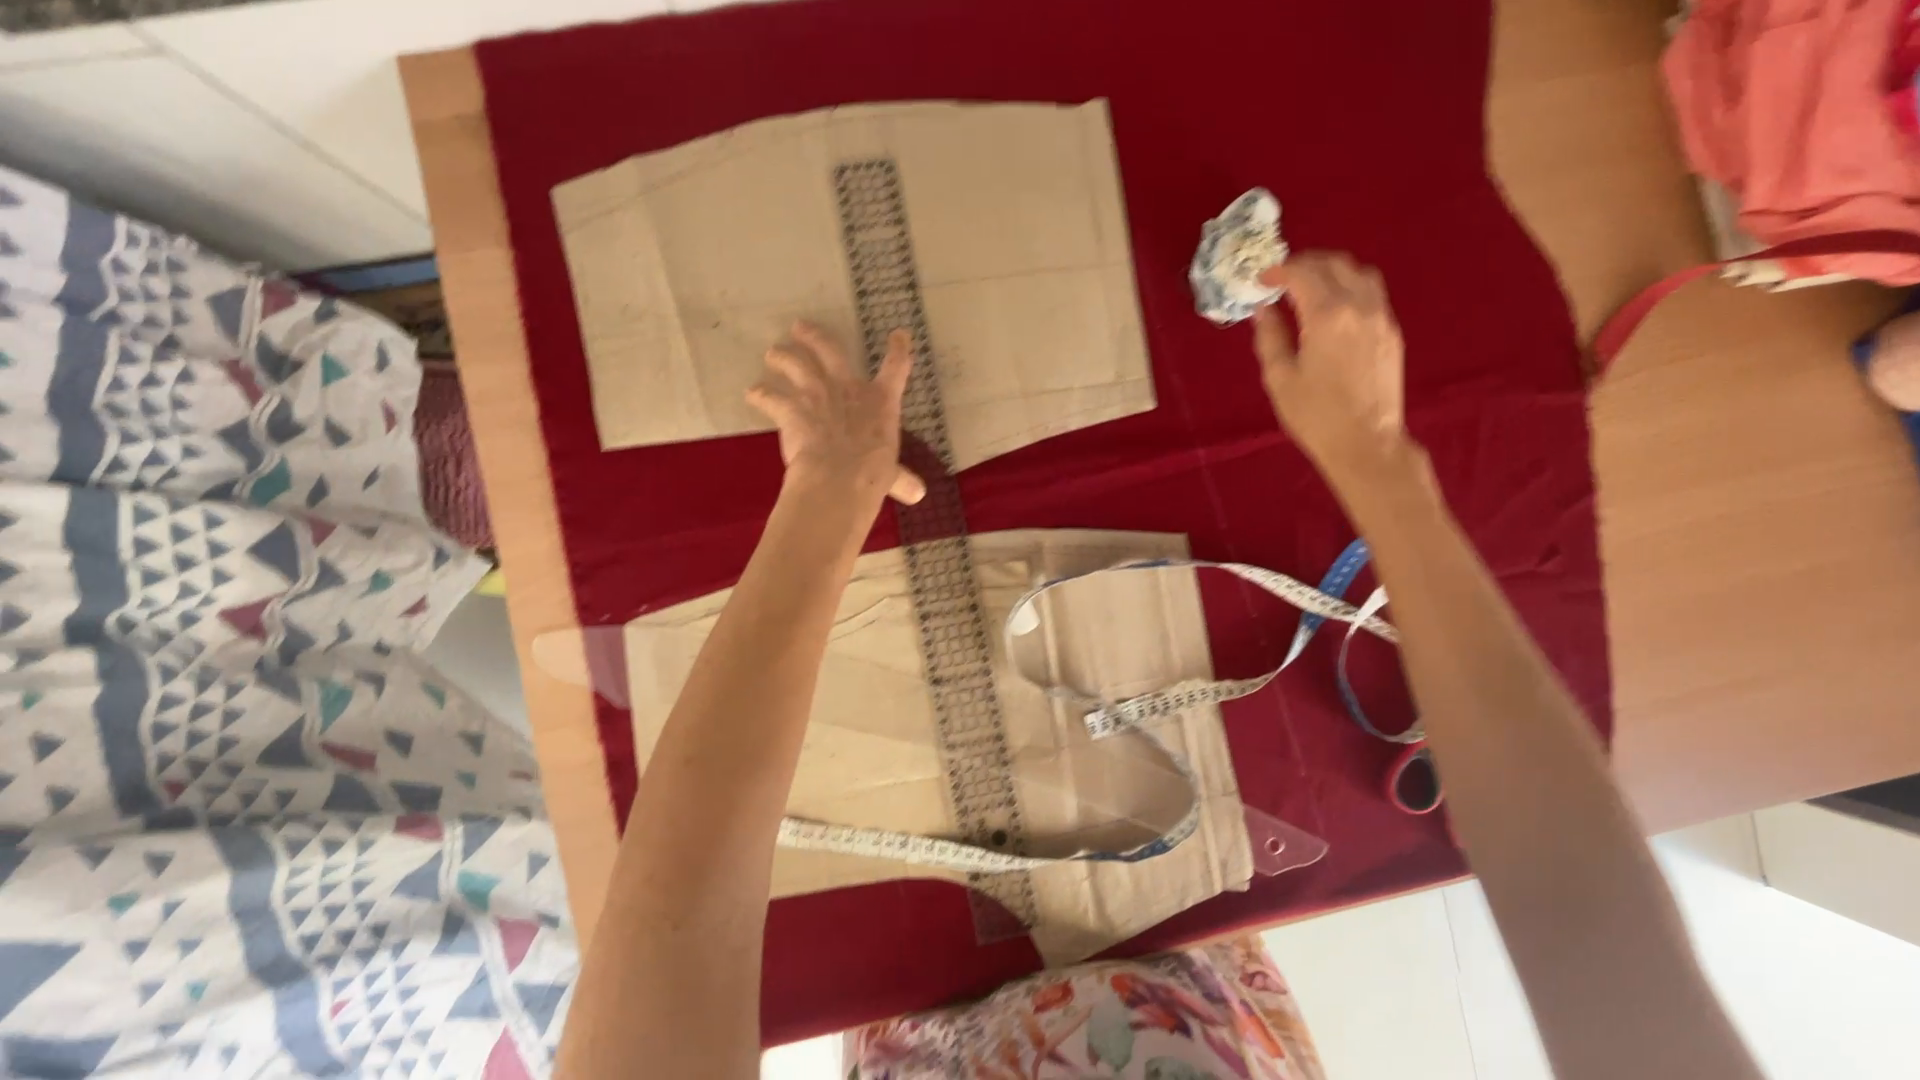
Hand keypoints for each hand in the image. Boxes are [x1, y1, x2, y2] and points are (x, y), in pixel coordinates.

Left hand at [746, 322, 924, 505]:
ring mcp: (817, 395)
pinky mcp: (791, 410)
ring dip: (783, 357)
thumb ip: (902, 480)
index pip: (896, 369)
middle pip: (830, 351)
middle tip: (800, 327)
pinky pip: (770, 398)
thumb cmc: (873, 474)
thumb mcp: (891, 475)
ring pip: (795, 365)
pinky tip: (752, 393)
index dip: (899, 350)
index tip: (899, 334)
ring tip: (773, 353)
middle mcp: (848, 389)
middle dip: (815, 337)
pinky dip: (760, 395)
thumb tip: (918, 494)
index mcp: (881, 402)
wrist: (839, 477)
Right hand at [1252, 252, 1410, 475]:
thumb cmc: (1315, 415)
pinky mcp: (1392, 332)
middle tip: (1283, 277)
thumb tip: (1264, 310)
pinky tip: (1333, 306)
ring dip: (1331, 271)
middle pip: (1334, 264)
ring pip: (1359, 273)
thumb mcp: (1279, 378)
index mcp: (1327, 316)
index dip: (1279, 271)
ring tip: (1310, 286)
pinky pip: (1372, 293)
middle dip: (1305, 264)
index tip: (1262, 280)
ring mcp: (1381, 317)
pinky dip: (1349, 287)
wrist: (1366, 443)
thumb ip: (1270, 336)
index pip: (1302, 275)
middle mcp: (1359, 306)